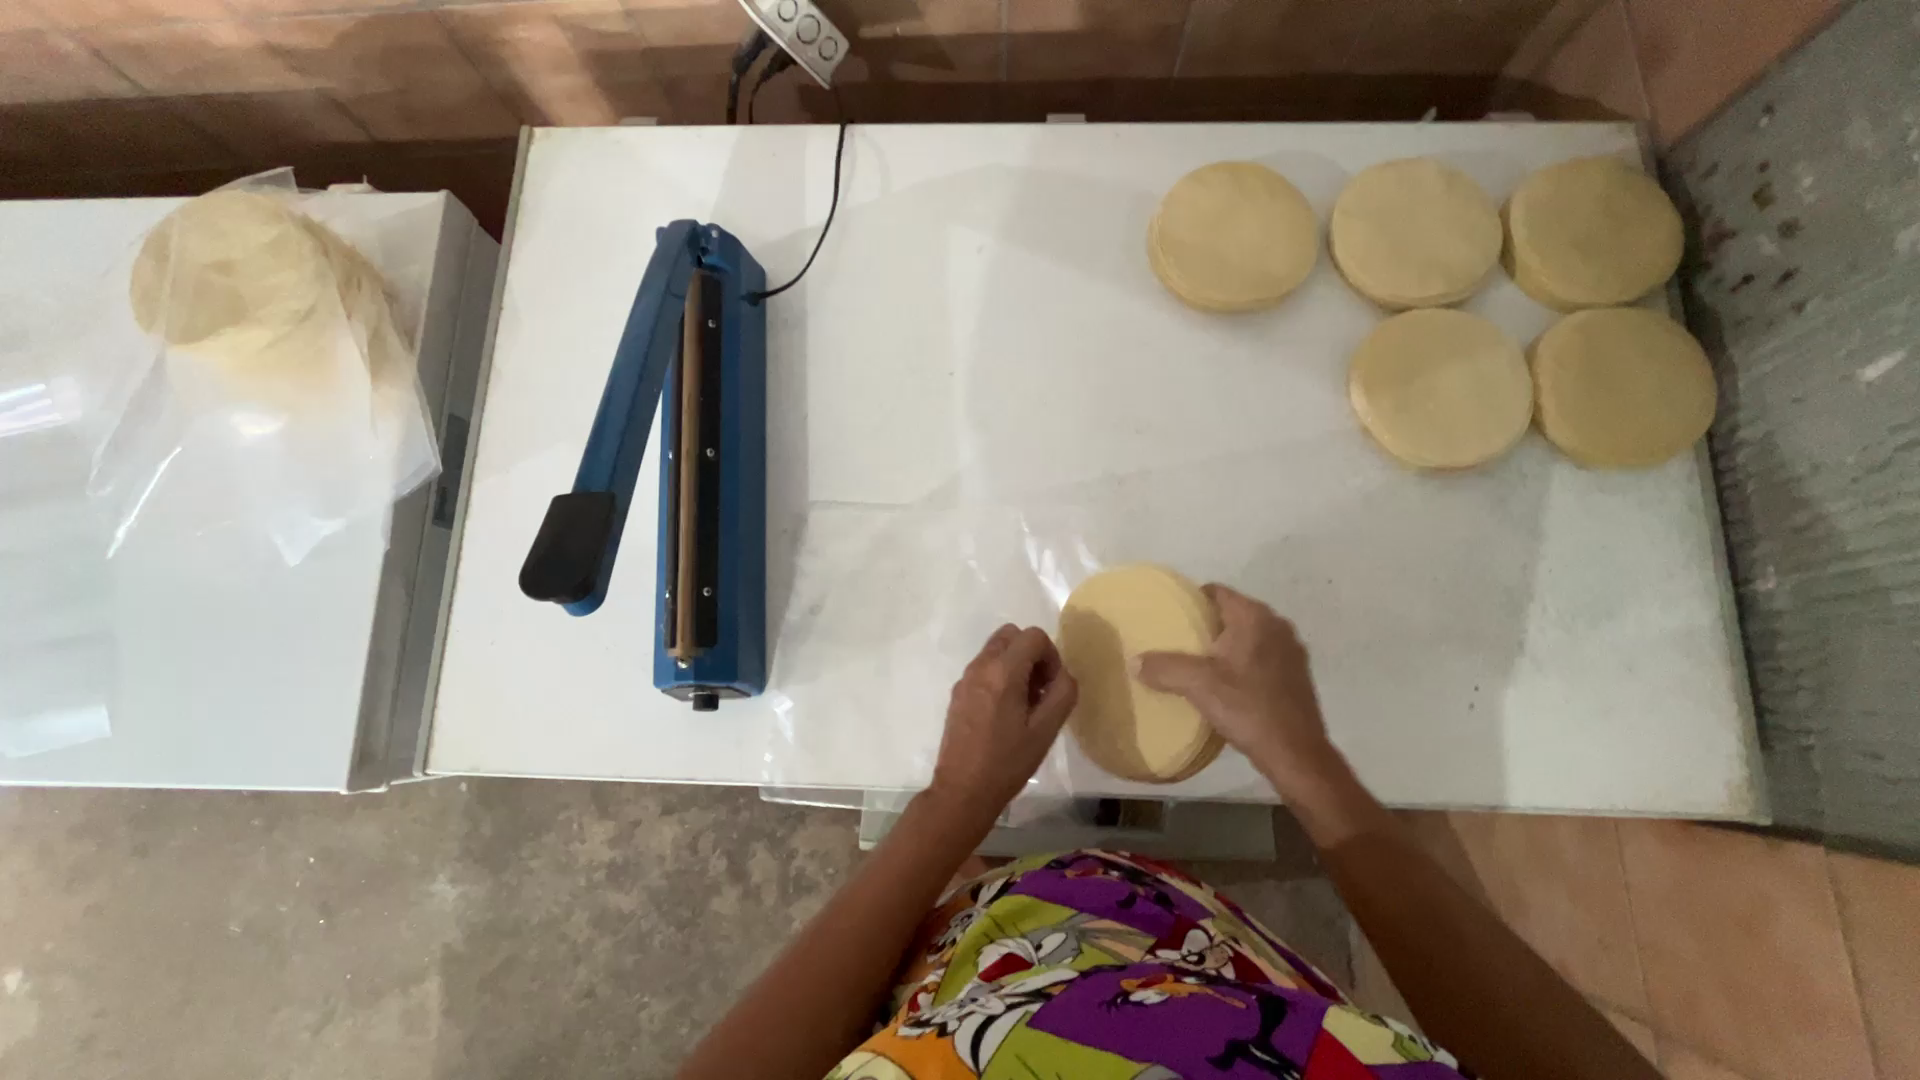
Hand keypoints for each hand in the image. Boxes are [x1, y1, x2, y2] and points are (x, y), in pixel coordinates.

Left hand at [927, 625, 1079, 827]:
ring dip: (1016, 665)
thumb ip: (1062, 694)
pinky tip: (1006, 713)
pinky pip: (984, 669)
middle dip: (1032, 654)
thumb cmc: (1007, 762)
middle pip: (1011, 635)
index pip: (1033, 636)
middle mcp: (979, 667)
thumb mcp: (1046, 731)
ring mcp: (965, 679)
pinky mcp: (958, 694)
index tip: (1052, 686)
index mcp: (1002, 672)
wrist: (963, 790)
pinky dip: (1000, 677)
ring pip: (996, 651)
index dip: (1051, 655)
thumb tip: (1063, 675)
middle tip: (1040, 689)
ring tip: (1026, 704)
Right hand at [1135, 585, 1343, 801]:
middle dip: (1206, 625)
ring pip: (1248, 636)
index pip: (1216, 591)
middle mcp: (1277, 625)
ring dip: (1225, 645)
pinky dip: (1243, 662)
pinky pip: (1262, 655)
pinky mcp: (1297, 674)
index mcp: (1254, 617)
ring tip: (1198, 663)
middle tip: (1177, 641)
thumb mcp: (1198, 686)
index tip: (1169, 617)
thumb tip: (1135, 661)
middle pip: (1232, 613)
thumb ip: (1164, 668)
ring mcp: (1291, 650)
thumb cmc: (1247, 709)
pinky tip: (1227, 684)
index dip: (1191, 600)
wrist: (1295, 753)